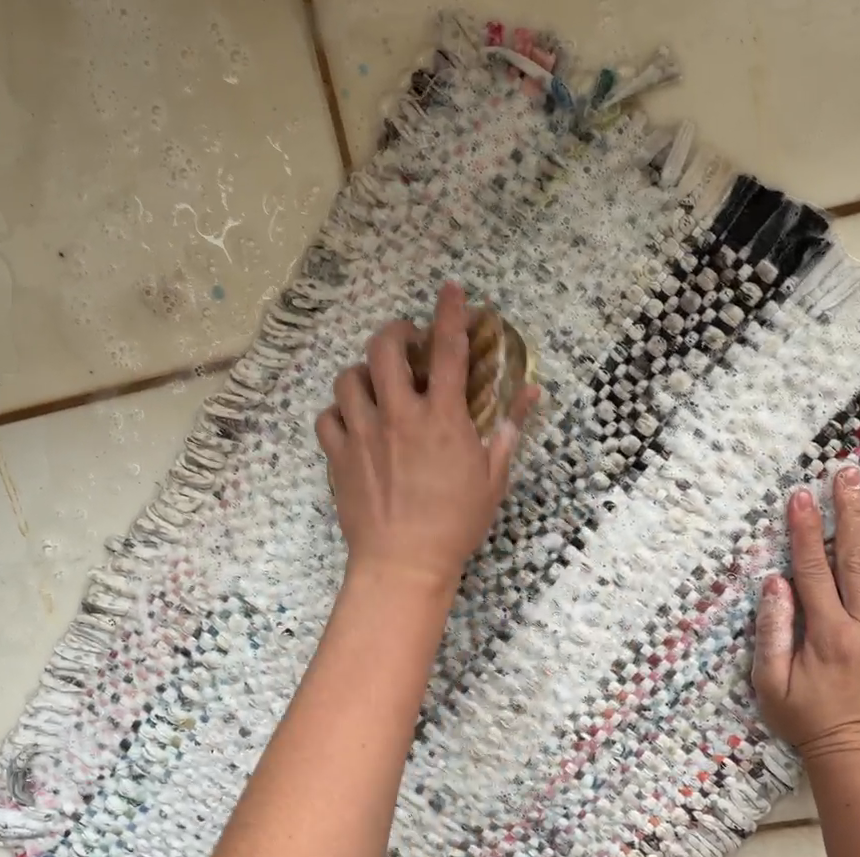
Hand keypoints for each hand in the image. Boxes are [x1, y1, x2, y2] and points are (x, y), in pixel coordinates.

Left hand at [315, 282, 538, 591]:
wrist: (403, 563)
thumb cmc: (456, 524)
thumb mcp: (493, 478)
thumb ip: (510, 429)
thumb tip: (532, 391)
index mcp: (441, 418)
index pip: (447, 349)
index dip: (450, 312)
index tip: (450, 290)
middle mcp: (398, 415)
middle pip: (384, 347)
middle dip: (395, 332)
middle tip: (406, 341)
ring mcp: (362, 433)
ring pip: (349, 377)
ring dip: (364, 372)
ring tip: (376, 384)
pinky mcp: (337, 456)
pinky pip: (327, 417)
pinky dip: (338, 412)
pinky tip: (352, 422)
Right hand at [752, 466, 859, 760]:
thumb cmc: (807, 720)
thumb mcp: (771, 684)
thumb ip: (773, 632)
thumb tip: (775, 582)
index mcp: (829, 636)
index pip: (814, 571)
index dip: (806, 531)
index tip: (801, 495)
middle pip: (859, 560)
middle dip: (852, 513)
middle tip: (850, 474)